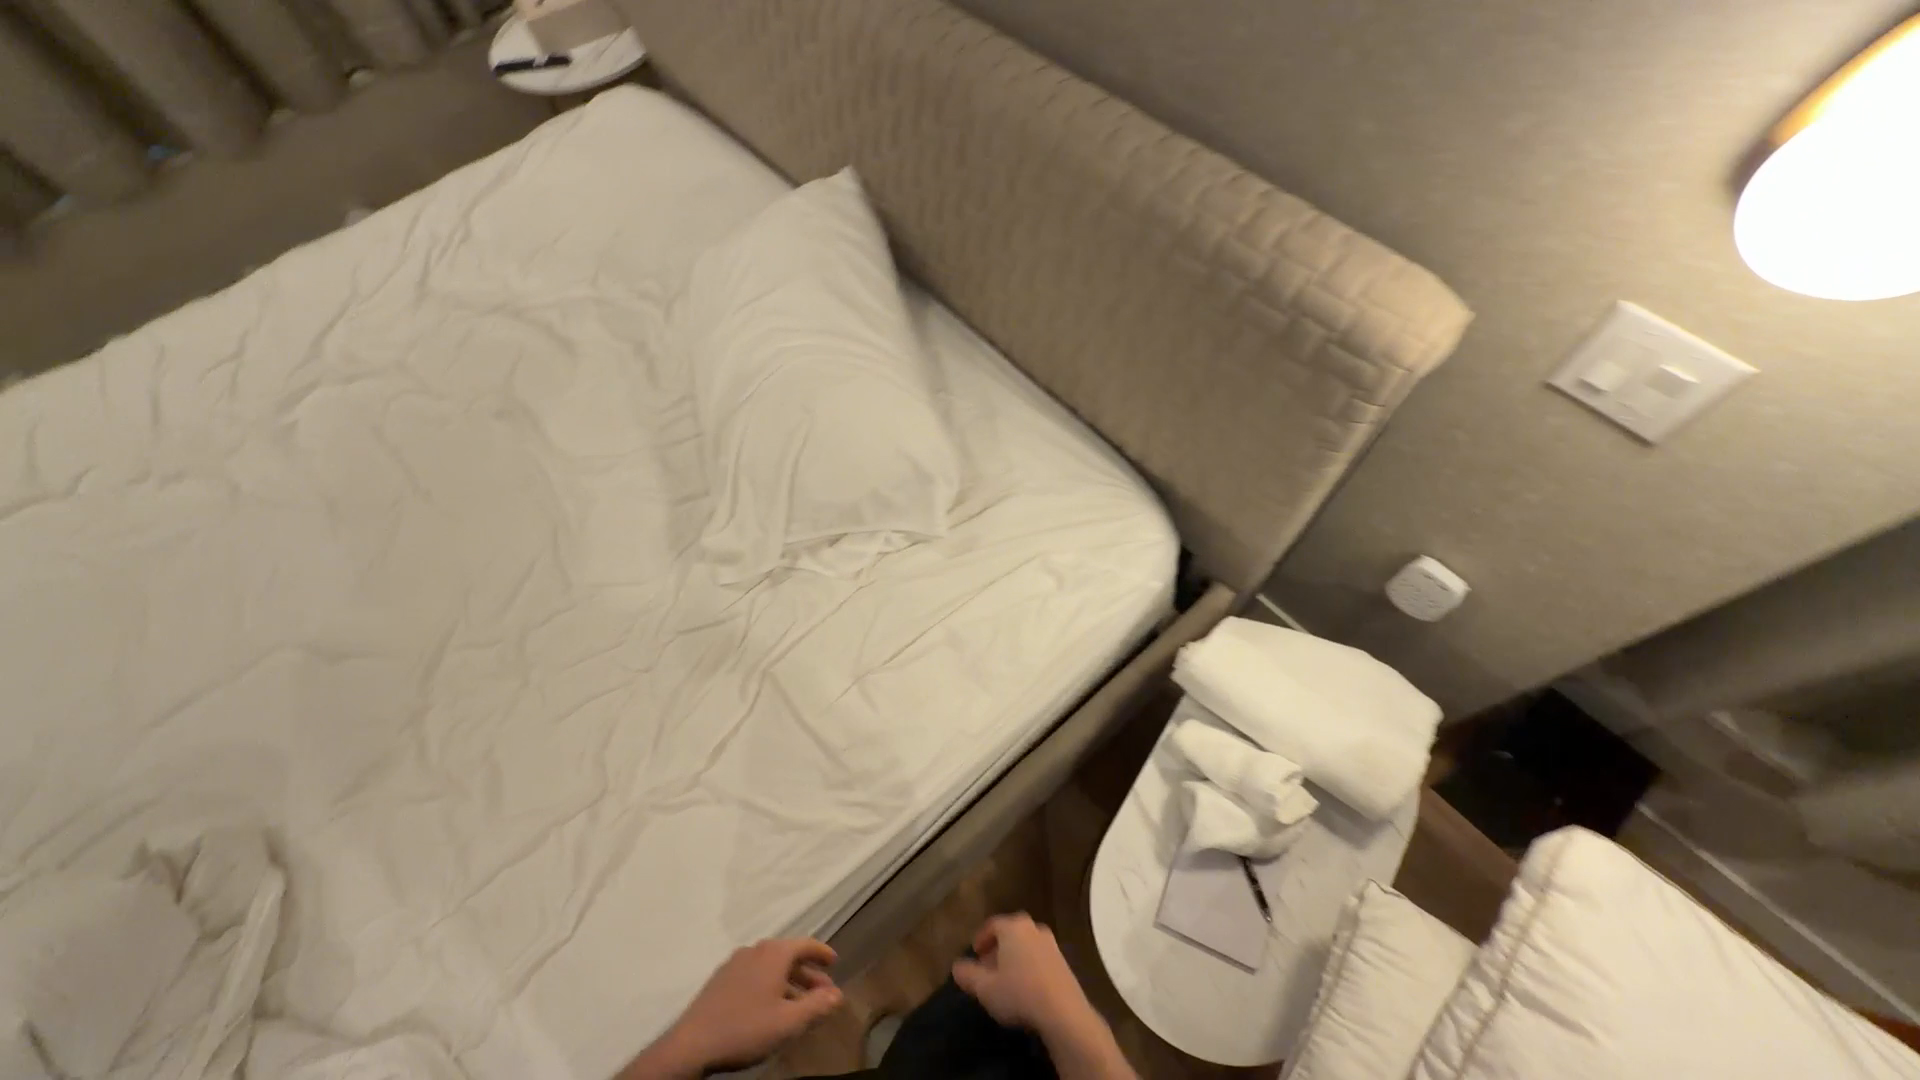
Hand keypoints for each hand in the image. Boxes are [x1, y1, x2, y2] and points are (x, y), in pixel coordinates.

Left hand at [624, 939, 843, 1079]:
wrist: (692, 1045)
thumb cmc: (746, 1029)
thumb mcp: (788, 1023)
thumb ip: (817, 1006)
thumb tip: (838, 995)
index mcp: (773, 954)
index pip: (805, 945)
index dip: (822, 953)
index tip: (834, 962)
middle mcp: (755, 950)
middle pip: (788, 956)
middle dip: (807, 974)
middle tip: (823, 992)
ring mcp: (735, 964)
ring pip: (770, 967)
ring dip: (789, 982)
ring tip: (800, 1004)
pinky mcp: (720, 980)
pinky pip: (755, 975)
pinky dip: (770, 985)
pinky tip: (771, 1007)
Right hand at [950, 914, 1095, 1035]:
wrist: (1062, 1012)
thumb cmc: (1018, 993)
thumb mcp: (985, 988)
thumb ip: (967, 975)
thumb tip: (956, 966)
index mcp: (1013, 928)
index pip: (992, 925)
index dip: (981, 938)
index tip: (974, 953)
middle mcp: (1033, 929)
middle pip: (1010, 934)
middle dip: (997, 948)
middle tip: (987, 967)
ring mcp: (1052, 944)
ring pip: (1026, 945)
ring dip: (1014, 957)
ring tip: (1005, 979)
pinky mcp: (1064, 962)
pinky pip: (1039, 957)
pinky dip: (1029, 966)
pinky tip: (1025, 987)